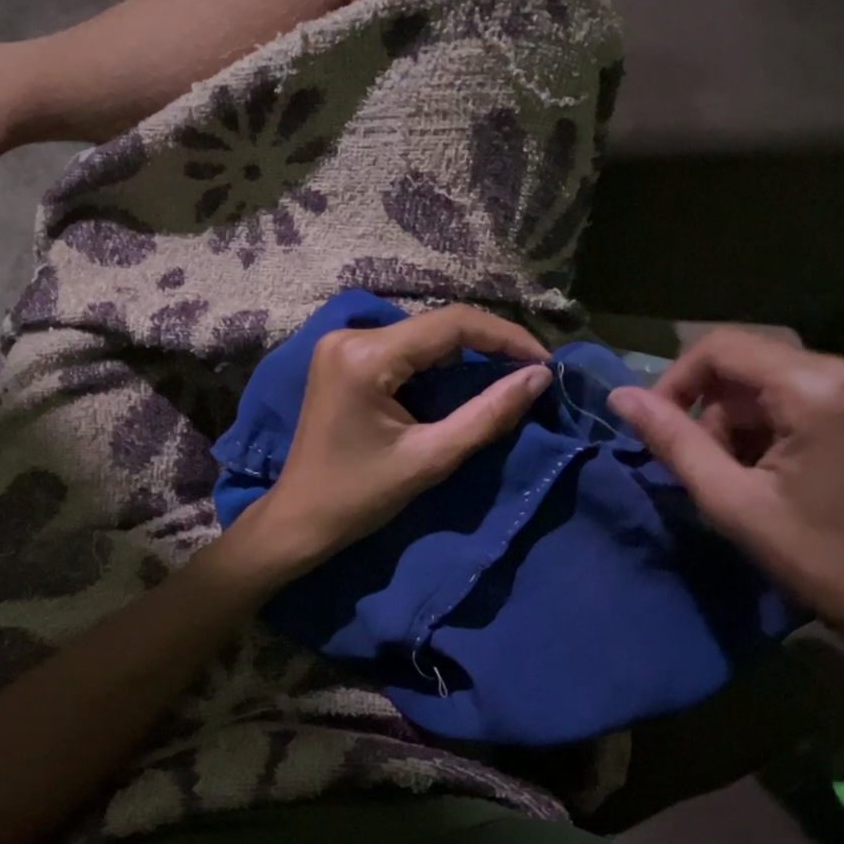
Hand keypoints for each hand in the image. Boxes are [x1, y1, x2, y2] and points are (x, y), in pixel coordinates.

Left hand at [237, 304, 551, 576]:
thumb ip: (487, 415)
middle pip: (437, 326)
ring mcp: (341, 345)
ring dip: (462, 357)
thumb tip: (539, 377)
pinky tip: (457, 388)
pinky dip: (434, 366)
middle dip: (486, 347)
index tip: (544, 362)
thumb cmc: (359, 497)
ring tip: (501, 383)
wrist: (299, 519)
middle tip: (528, 376)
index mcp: (365, 356)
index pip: (452, 324)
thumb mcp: (430, 458)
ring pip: (422, 336)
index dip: (506, 337)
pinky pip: (402, 349)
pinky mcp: (342, 359)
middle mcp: (350, 336)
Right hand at [607, 331, 843, 704]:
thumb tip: (620, 397)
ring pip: (777, 383)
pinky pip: (809, 395)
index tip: (657, 430)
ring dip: (746, 425)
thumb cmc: (821, 561)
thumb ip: (674, 442)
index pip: (721, 347)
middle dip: (716, 414)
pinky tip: (782, 475)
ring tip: (749, 484)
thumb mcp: (733, 503)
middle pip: (750, 366)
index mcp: (821, 386)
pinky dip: (779, 427)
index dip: (674, 382)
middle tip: (712, 475)